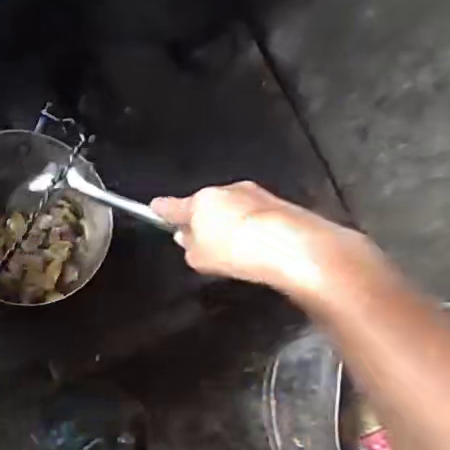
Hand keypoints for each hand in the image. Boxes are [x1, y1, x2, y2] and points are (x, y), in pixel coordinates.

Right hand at [149, 182, 384, 303]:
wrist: (294, 247)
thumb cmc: (237, 252)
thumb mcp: (198, 258)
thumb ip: (189, 246)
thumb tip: (188, 237)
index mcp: (201, 200)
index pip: (173, 206)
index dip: (162, 210)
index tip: (154, 208)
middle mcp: (228, 190)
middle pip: (207, 205)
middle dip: (203, 220)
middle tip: (200, 242)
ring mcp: (257, 195)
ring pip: (233, 209)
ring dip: (229, 224)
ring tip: (231, 251)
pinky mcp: (281, 205)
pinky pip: (256, 216)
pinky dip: (251, 229)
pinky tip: (255, 249)